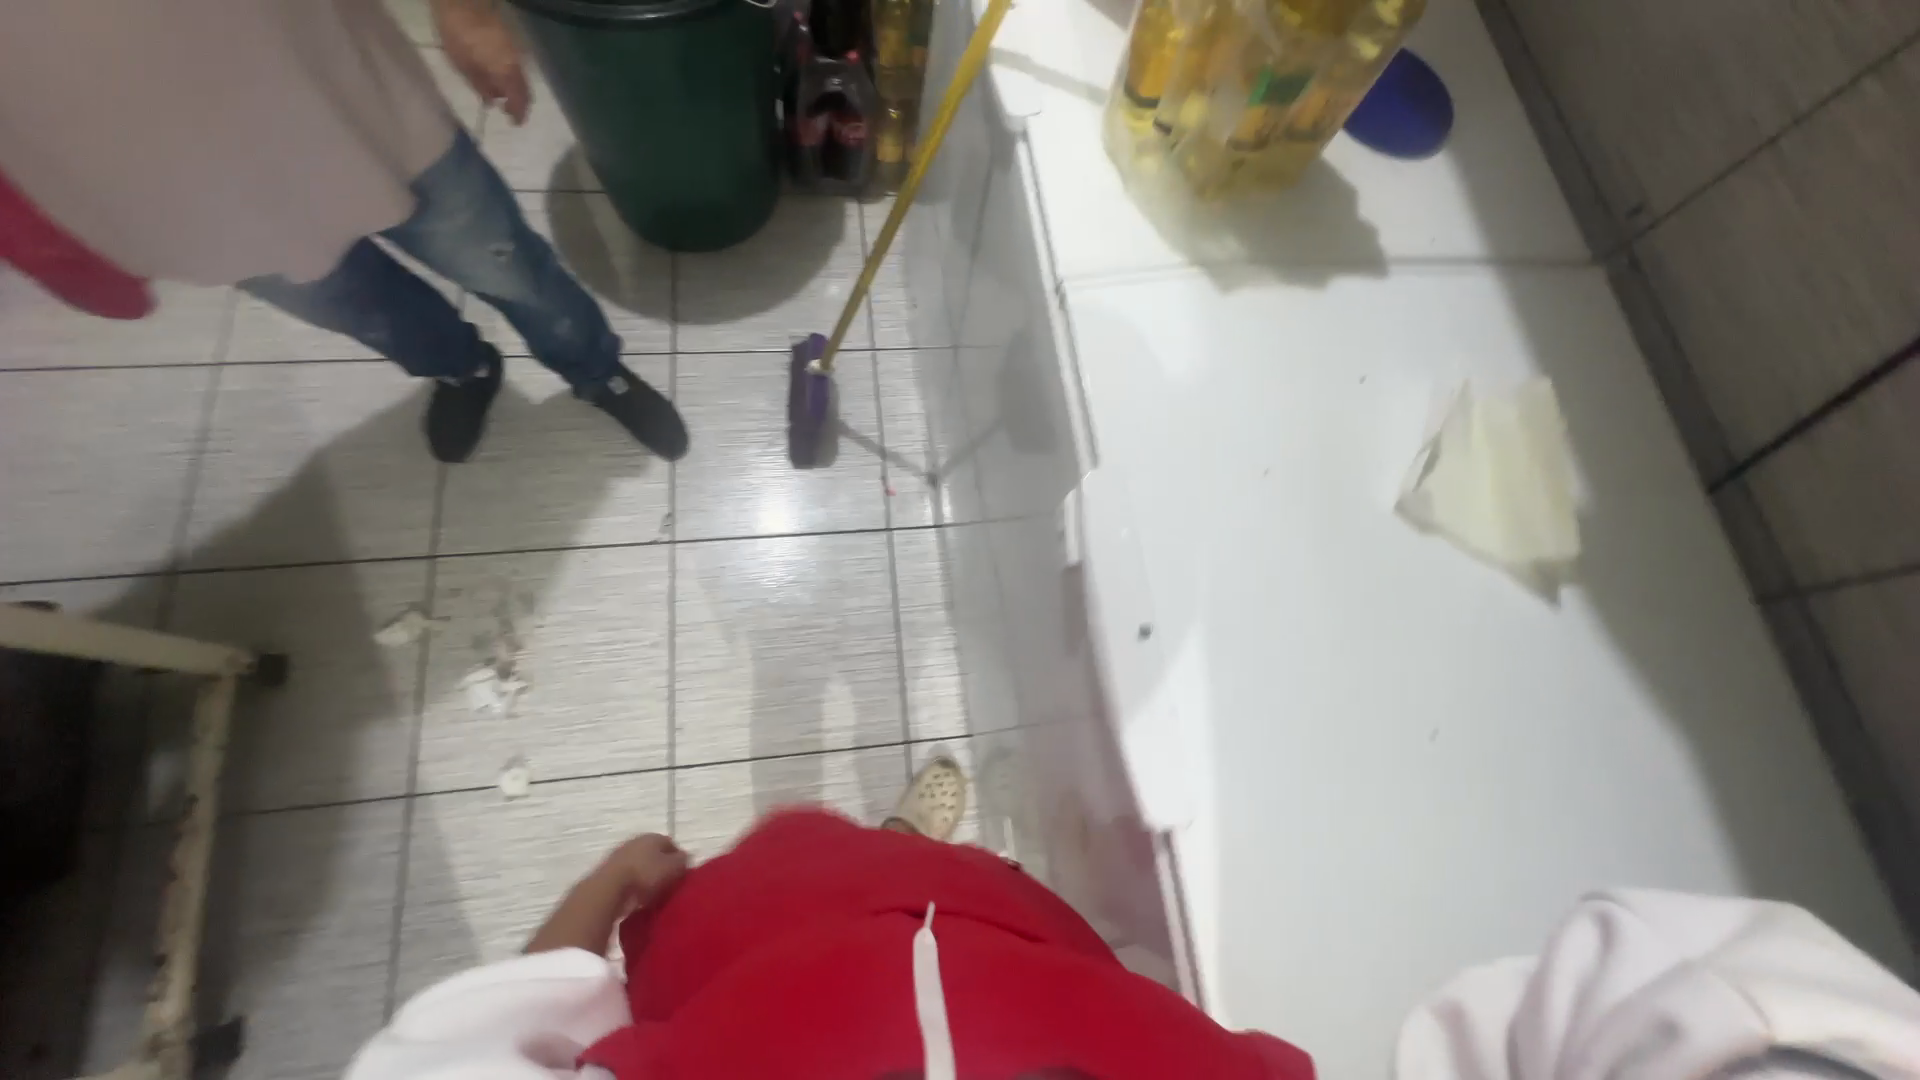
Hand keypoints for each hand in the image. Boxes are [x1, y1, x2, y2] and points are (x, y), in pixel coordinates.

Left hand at [432, 0, 532, 123]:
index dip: (518, 114)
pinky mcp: (510, 41)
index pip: (521, 102)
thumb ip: (480, 85)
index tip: (513, 122)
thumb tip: (491, 102)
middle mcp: (517, 65)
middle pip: (524, 90)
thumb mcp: (462, 64)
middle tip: (507, 108)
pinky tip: (497, 72)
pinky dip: (509, 74)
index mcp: (507, 74)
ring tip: (499, 90)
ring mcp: (516, 52)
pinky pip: (515, 65)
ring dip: (512, 87)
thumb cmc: (458, 33)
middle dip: (517, 102)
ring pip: (520, 77)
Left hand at [597, 833, 687, 901]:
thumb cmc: (646, 875)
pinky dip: (632, 888)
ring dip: (645, 879)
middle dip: (661, 869)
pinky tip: (636, 901)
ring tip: (652, 897)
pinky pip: (626, 880)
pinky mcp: (606, 873)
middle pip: (654, 855)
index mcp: (653, 836)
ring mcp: (619, 856)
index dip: (679, 860)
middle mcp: (636, 841)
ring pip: (639, 867)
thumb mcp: (674, 868)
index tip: (682, 877)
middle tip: (668, 887)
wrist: (608, 889)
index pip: (671, 845)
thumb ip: (683, 861)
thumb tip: (685, 858)